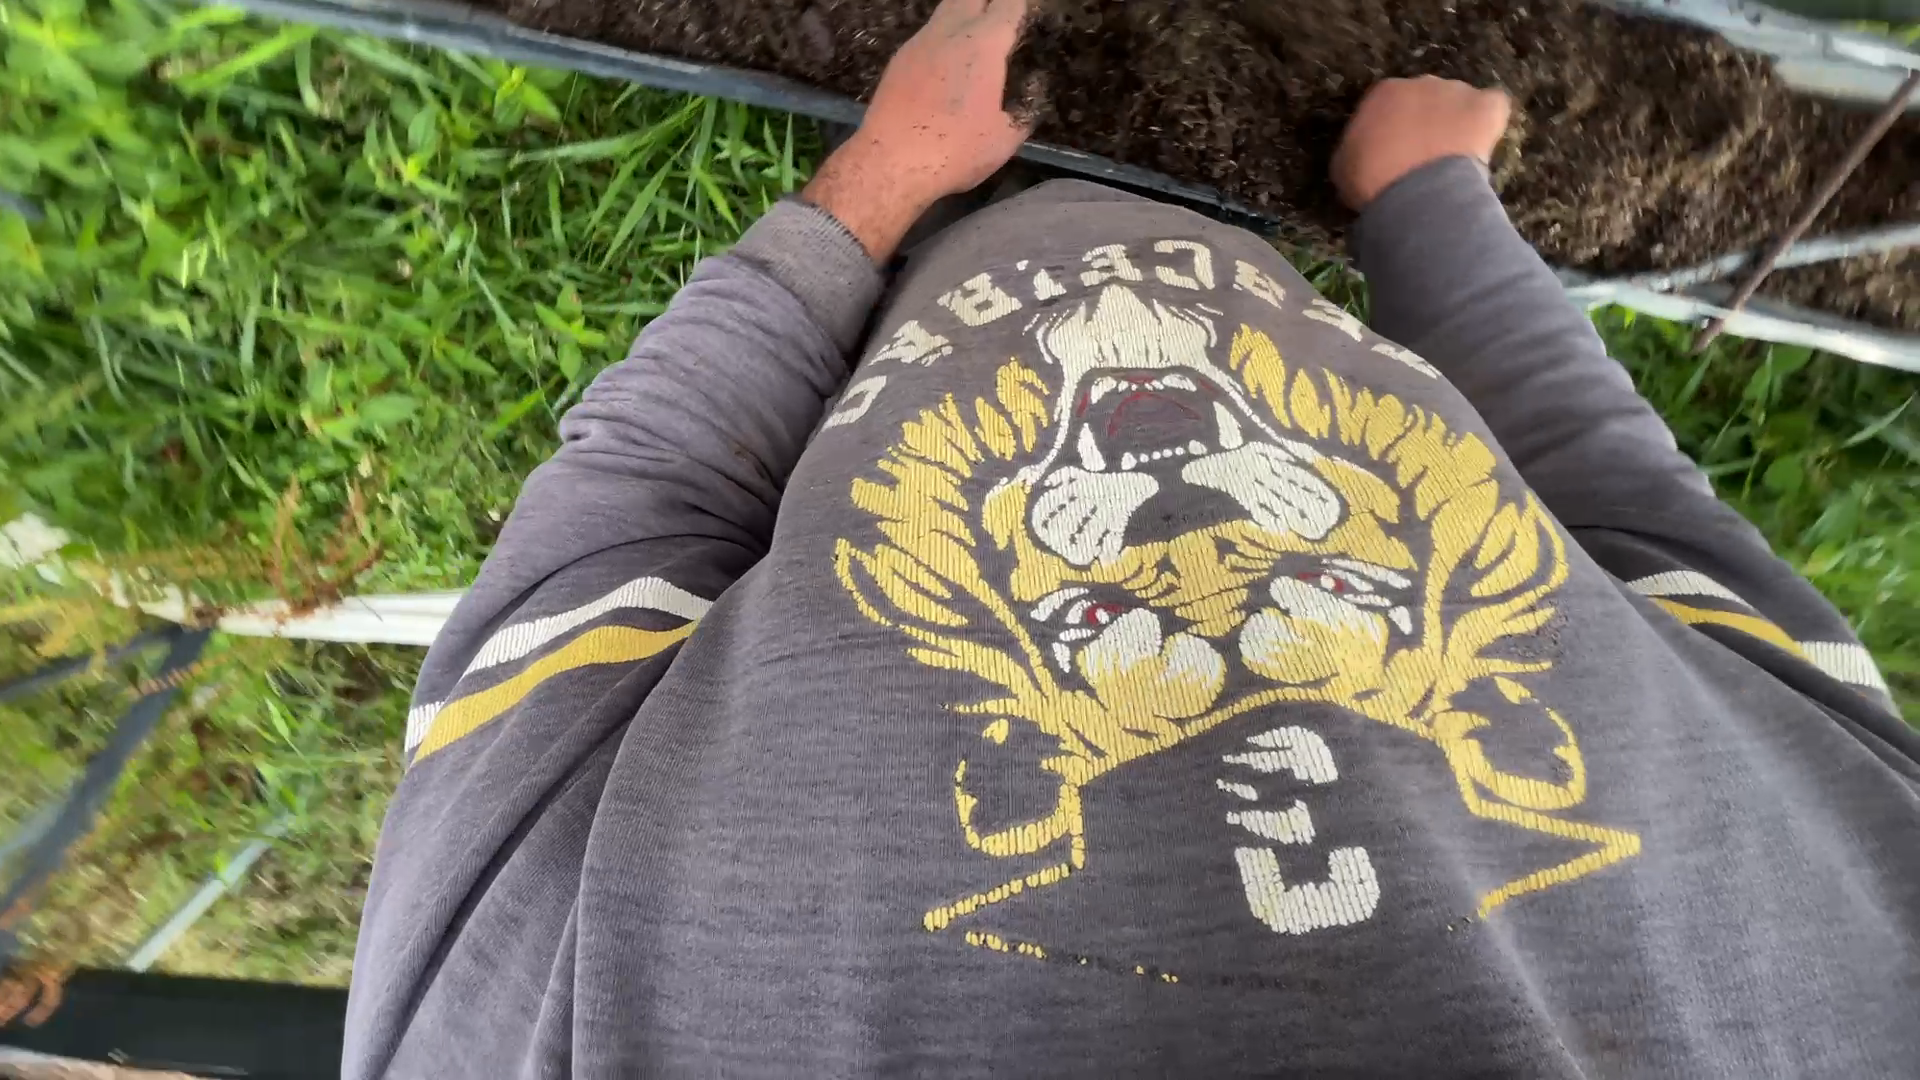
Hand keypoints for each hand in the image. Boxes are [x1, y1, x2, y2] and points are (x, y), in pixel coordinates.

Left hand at [802, 0, 1031, 259]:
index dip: (1022, 11)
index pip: (1010, 5)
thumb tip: (1035, 92)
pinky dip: (940, 43)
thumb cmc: (955, 151)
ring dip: (963, 18)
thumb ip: (1024, 112)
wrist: (892, 162)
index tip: (1026, 25)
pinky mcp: (899, 59)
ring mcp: (920, 41)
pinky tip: (943, 68)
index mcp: (984, 43)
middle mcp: (951, 30)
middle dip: (990, 5)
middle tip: (999, 26)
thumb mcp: (1003, 141)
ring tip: (972, 44)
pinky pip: (926, 37)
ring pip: (946, 10)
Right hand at [1331, 76, 1510, 211]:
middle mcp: (1422, 82)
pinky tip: (1474, 148)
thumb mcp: (1343, 166)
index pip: (1384, 105)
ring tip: (1446, 160)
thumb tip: (1366, 147)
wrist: (1413, 193)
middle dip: (1421, 122)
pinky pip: (1490, 109)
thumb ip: (1357, 146)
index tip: (1386, 153)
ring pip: (1456, 104)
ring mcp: (1458, 90)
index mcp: (1382, 93)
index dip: (1386, 129)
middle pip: (1423, 99)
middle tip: (1416, 157)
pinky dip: (1485, 124)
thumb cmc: (1370, 182)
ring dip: (1452, 124)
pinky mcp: (1489, 104)